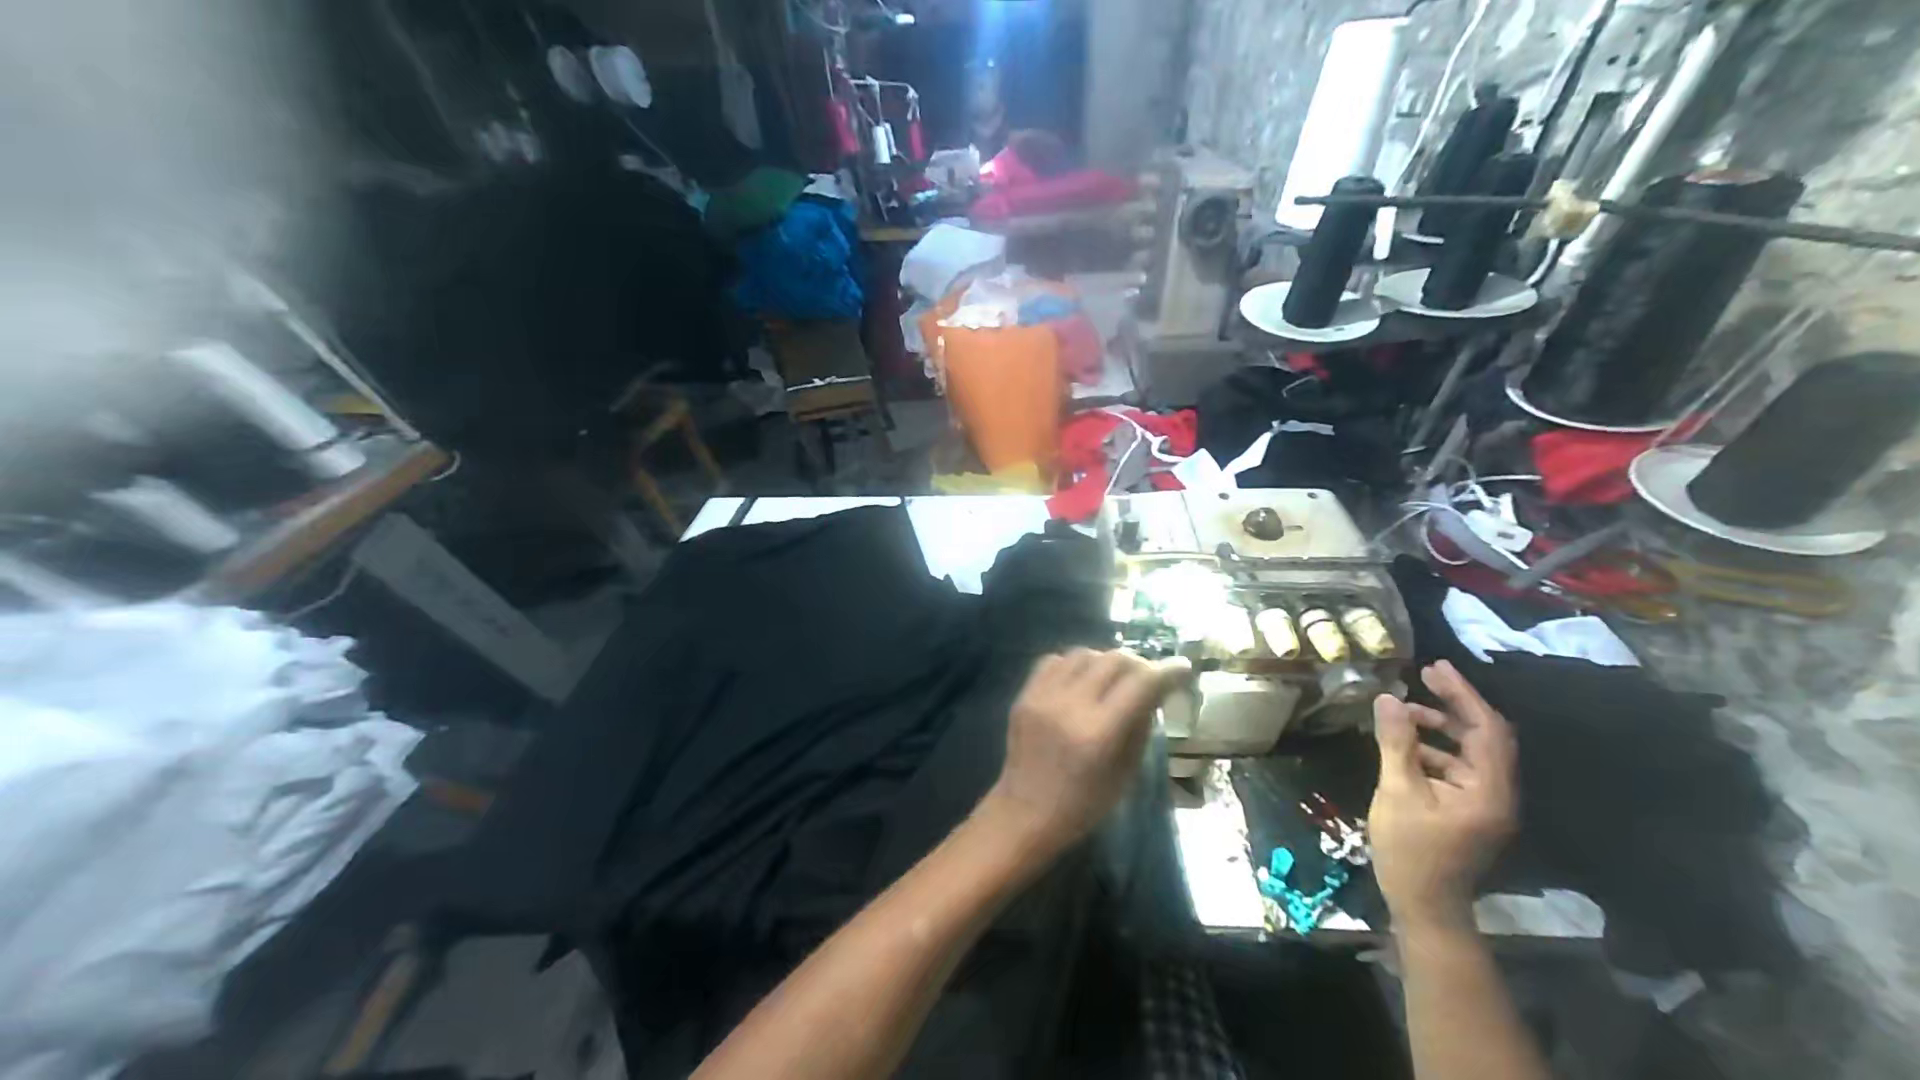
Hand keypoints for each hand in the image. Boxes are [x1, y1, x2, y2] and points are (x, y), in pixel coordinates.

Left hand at [983, 648, 1190, 856]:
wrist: (1025, 812)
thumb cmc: (1083, 804)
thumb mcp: (1125, 772)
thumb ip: (1141, 726)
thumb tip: (1155, 690)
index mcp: (1099, 733)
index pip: (1141, 684)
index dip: (1167, 671)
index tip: (1182, 668)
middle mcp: (1070, 706)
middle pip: (1114, 660)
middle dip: (1139, 664)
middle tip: (1148, 677)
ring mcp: (1043, 697)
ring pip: (1083, 654)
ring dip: (1106, 661)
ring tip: (1114, 678)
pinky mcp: (1024, 695)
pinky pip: (1053, 661)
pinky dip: (1074, 665)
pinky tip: (1082, 681)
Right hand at [1368, 661, 1517, 934]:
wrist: (1424, 904)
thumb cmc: (1411, 850)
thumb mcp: (1398, 791)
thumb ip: (1396, 742)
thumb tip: (1388, 698)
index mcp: (1490, 790)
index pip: (1487, 729)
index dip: (1463, 694)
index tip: (1434, 668)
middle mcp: (1498, 793)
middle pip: (1485, 736)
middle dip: (1455, 704)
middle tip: (1422, 677)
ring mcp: (1486, 803)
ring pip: (1470, 751)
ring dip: (1441, 728)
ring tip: (1404, 712)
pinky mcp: (1471, 810)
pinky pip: (1459, 768)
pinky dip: (1435, 750)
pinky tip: (1405, 746)